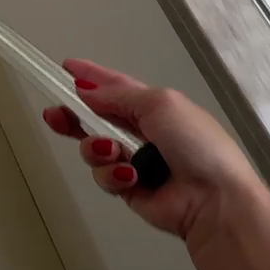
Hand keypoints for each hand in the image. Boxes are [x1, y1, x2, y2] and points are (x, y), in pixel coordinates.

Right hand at [42, 60, 266, 250]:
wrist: (215, 202)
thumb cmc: (194, 144)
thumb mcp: (160, 104)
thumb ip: (117, 96)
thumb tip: (85, 92)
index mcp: (153, 107)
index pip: (114, 86)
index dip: (90, 76)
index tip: (64, 67)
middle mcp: (140, 131)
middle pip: (94, 117)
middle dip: (72, 115)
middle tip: (54, 115)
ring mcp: (132, 160)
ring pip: (92, 147)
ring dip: (95, 147)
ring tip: (110, 152)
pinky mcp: (126, 187)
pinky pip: (102, 175)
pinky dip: (112, 173)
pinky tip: (129, 176)